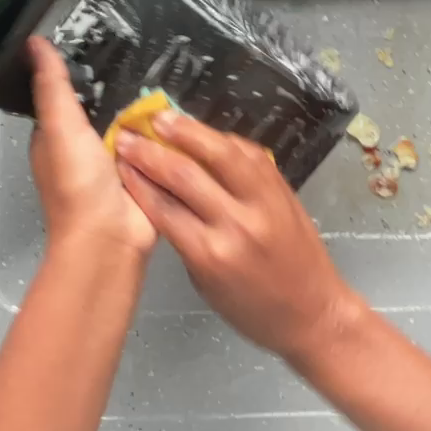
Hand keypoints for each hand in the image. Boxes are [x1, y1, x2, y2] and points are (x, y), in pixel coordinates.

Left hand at [27, 38, 155, 256]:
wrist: (112, 238)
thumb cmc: (77, 184)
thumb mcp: (59, 127)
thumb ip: (52, 86)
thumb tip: (33, 41)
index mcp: (59, 135)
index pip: (70, 91)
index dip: (84, 66)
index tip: (105, 31)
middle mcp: (88, 145)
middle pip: (109, 104)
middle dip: (126, 83)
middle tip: (152, 43)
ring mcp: (121, 159)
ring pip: (138, 120)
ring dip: (153, 104)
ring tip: (176, 64)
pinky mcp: (149, 170)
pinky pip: (160, 141)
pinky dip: (171, 127)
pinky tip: (186, 104)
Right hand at [113, 110, 366, 359]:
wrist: (315, 313)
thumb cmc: (252, 310)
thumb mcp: (203, 283)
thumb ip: (182, 238)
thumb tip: (157, 195)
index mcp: (210, 253)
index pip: (163, 206)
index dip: (135, 178)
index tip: (115, 160)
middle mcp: (237, 222)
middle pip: (185, 173)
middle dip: (151, 150)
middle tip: (128, 135)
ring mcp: (263, 201)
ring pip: (221, 153)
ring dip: (187, 131)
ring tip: (161, 117)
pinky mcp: (282, 188)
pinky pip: (248, 154)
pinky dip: (222, 140)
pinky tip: (202, 133)